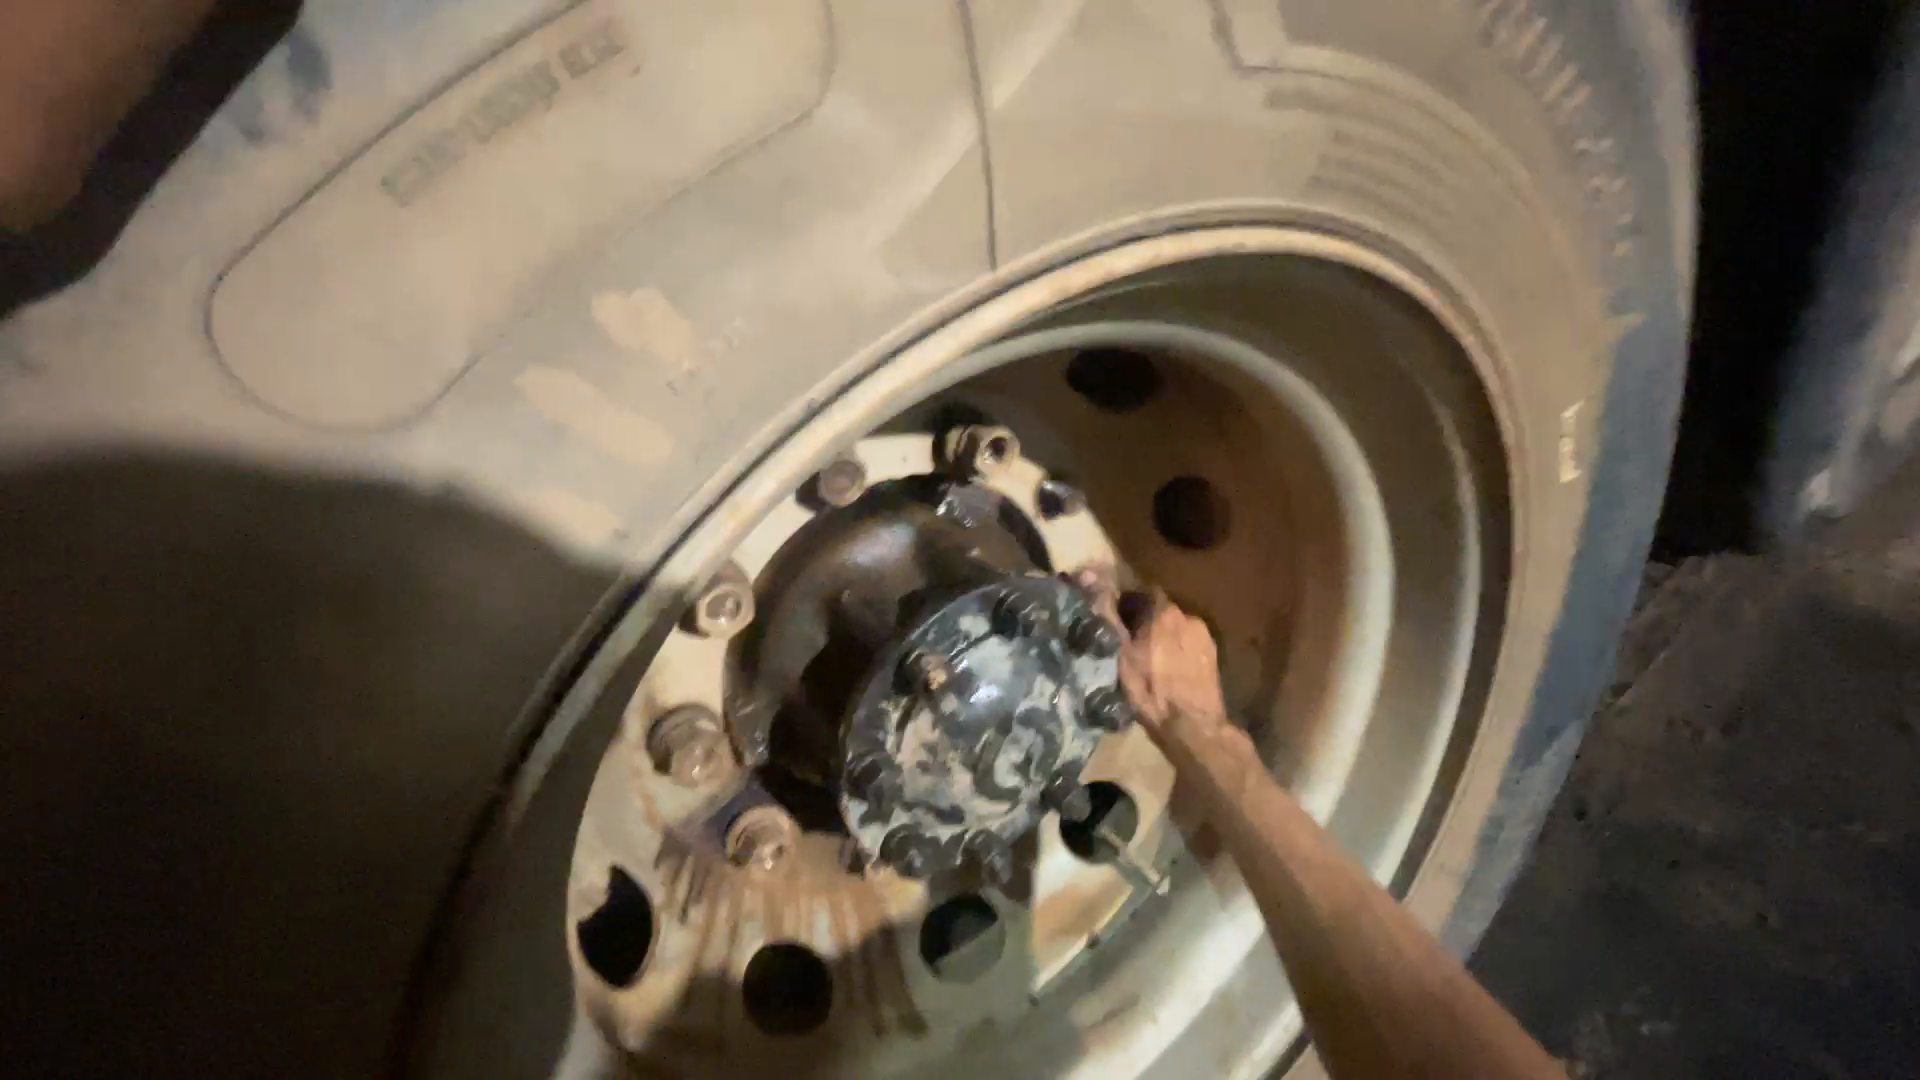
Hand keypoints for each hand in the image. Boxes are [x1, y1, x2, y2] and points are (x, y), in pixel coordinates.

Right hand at [1073, 573, 1229, 746]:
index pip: (1140, 592)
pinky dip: (1177, 651)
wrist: (1193, 726)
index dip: (1126, 605)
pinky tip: (1170, 671)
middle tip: (1130, 645)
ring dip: (1163, 637)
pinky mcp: (1213, 655)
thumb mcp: (1119, 652)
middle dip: (1145, 622)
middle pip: (1159, 610)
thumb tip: (1088, 574)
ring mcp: (1204, 635)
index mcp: (1162, 610)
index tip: (1116, 623)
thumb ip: (1106, 612)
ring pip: (1175, 628)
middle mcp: (1187, 615)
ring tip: (1152, 661)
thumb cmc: (1150, 689)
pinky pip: (1188, 644)